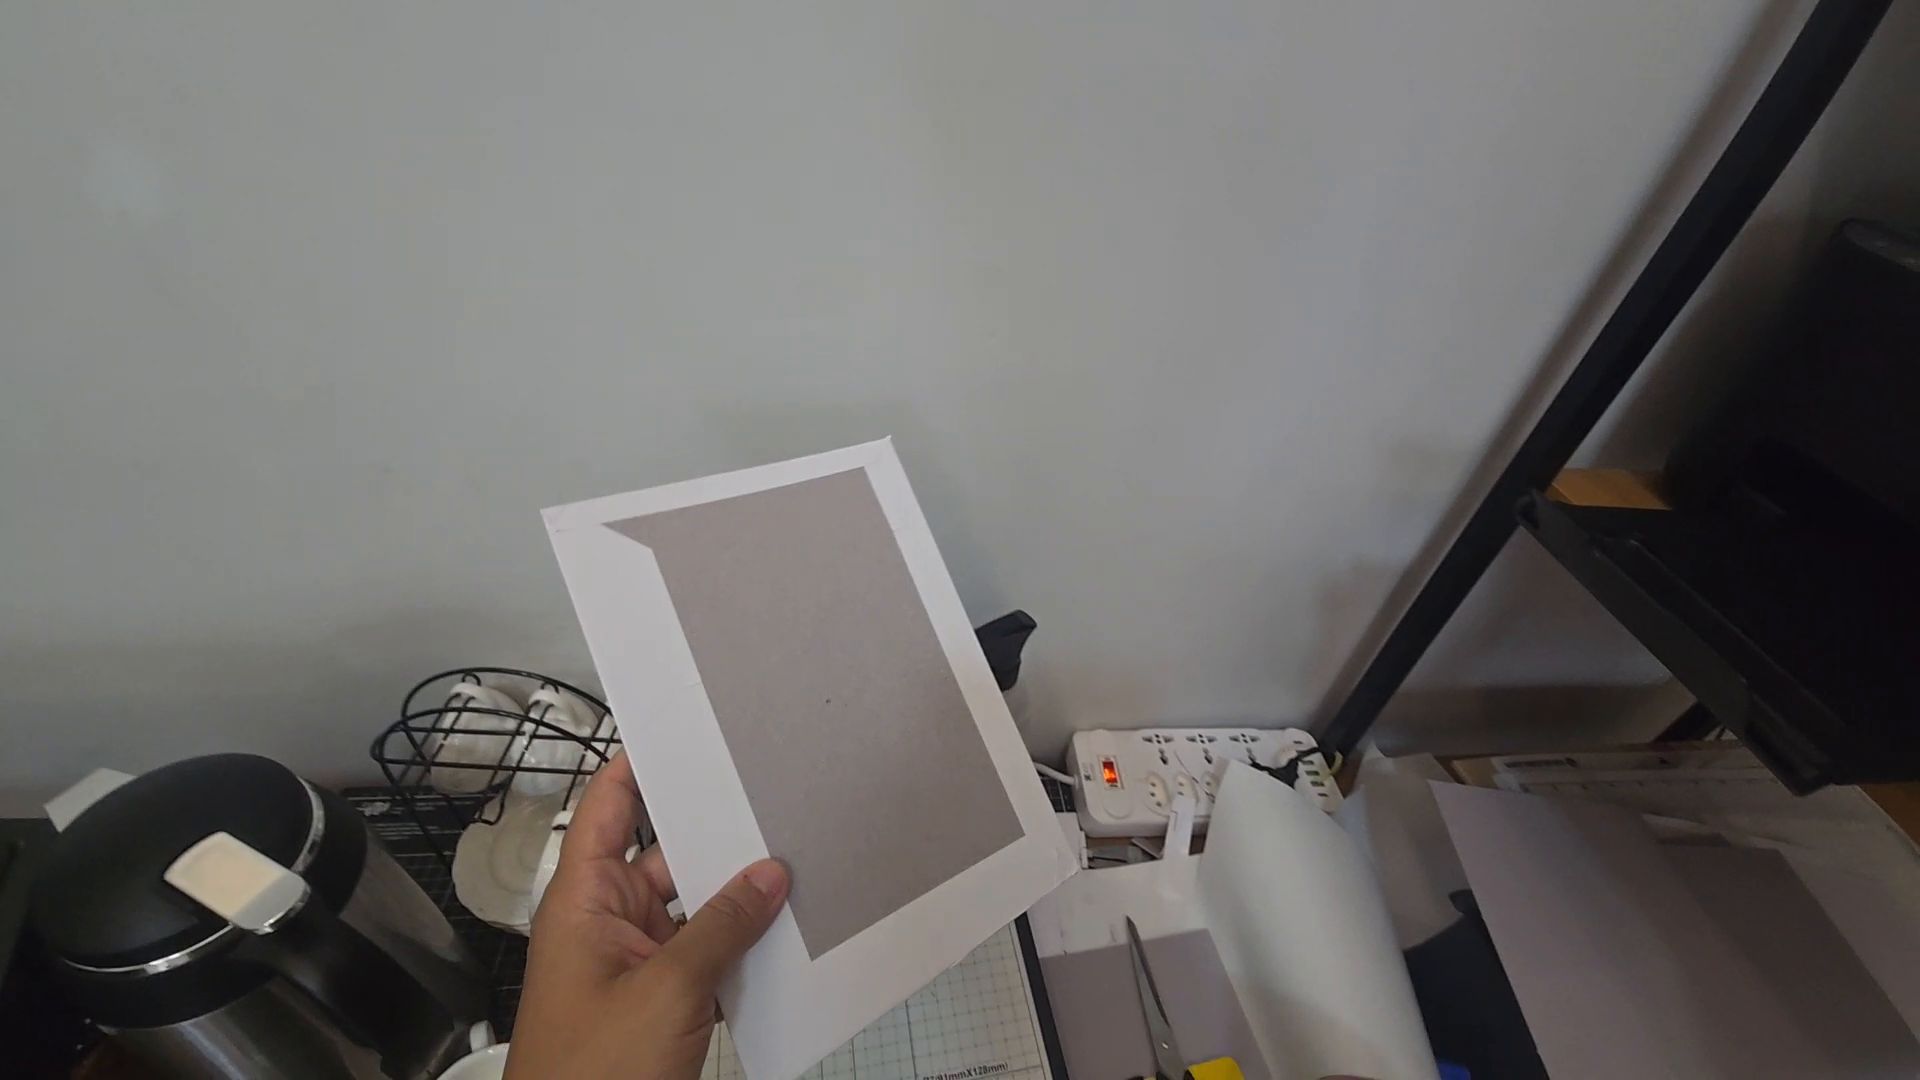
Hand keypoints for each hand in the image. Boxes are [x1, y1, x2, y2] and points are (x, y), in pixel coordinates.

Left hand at [505, 752, 789, 1079]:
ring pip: (695, 900)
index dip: (638, 763)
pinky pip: (708, 944)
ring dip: (736, 887)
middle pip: (666, 850)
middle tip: (768, 788)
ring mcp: (640, 957)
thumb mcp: (665, 990)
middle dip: (714, 826)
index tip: (685, 728)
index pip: (609, 808)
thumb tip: (773, 873)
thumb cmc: (596, 1072)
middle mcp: (611, 917)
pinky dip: (742, 934)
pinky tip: (787, 917)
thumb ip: (723, 925)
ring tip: (792, 846)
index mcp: (586, 900)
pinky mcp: (666, 992)